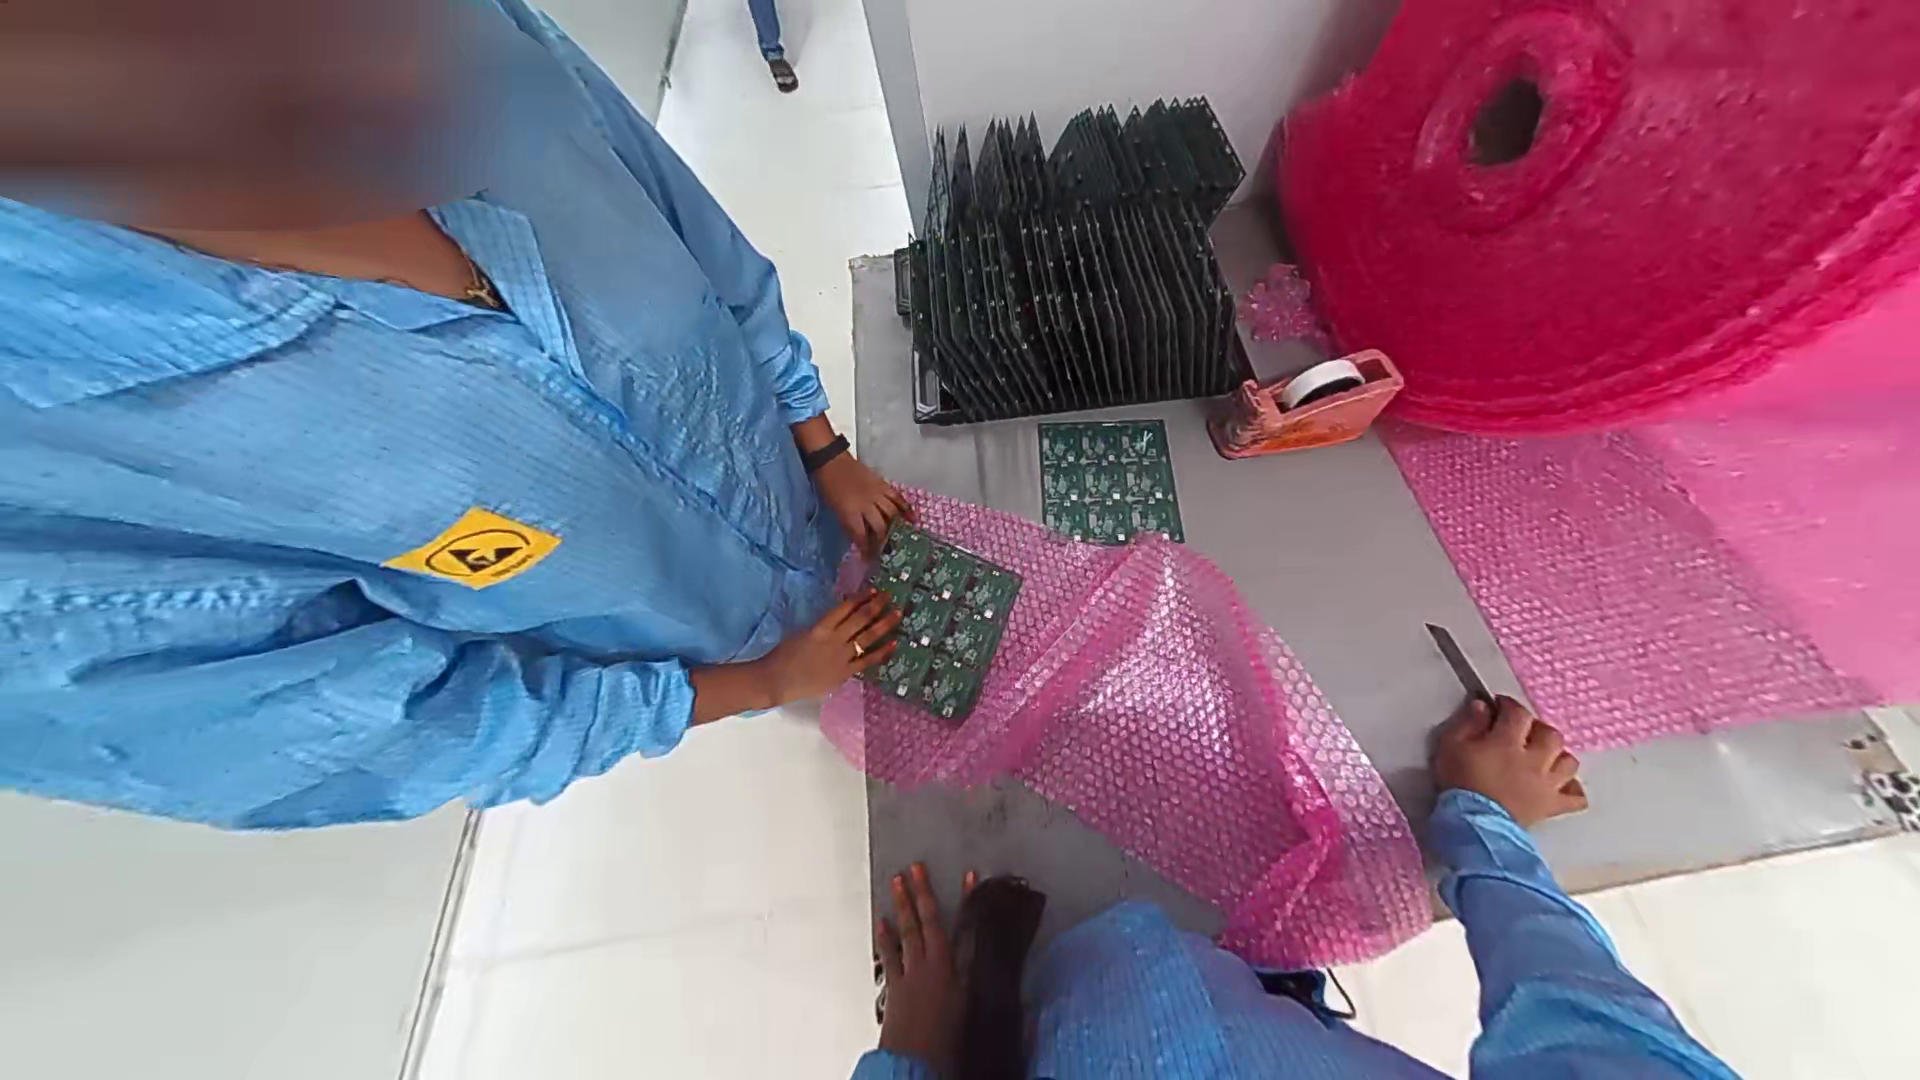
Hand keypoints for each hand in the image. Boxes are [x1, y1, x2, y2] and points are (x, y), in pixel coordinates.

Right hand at [755, 589, 900, 705]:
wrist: (777, 680)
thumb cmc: (785, 654)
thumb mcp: (803, 631)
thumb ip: (823, 625)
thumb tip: (842, 615)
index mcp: (822, 627)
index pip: (846, 607)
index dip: (861, 597)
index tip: (873, 590)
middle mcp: (835, 639)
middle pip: (861, 619)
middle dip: (877, 605)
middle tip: (889, 596)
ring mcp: (841, 657)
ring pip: (868, 637)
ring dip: (884, 624)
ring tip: (897, 614)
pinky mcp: (845, 673)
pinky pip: (867, 661)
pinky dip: (881, 652)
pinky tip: (893, 643)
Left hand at [814, 452, 913, 556]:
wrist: (831, 462)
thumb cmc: (829, 486)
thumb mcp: (834, 509)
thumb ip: (848, 523)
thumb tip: (859, 537)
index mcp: (849, 511)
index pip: (861, 535)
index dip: (866, 548)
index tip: (868, 558)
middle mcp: (866, 504)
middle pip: (880, 526)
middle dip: (883, 540)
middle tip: (885, 550)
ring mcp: (876, 493)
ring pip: (891, 513)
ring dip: (895, 527)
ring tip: (899, 537)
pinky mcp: (883, 485)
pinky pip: (898, 498)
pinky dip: (906, 509)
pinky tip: (912, 518)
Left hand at [876, 862, 976, 1068]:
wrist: (915, 1067)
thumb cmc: (947, 1045)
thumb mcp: (970, 1009)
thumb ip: (978, 980)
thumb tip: (995, 964)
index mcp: (955, 970)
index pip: (964, 924)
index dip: (967, 899)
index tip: (970, 875)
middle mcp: (932, 965)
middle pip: (927, 920)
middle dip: (922, 891)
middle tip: (916, 867)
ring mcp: (910, 973)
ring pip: (907, 931)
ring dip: (901, 904)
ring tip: (896, 882)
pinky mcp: (894, 987)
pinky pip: (889, 955)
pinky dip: (885, 937)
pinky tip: (881, 922)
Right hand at [1432, 696, 1588, 826]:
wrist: (1473, 819)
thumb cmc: (1459, 779)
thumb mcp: (1451, 744)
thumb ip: (1468, 723)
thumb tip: (1483, 707)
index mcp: (1508, 743)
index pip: (1518, 714)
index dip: (1510, 705)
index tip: (1499, 704)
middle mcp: (1536, 760)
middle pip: (1550, 734)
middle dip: (1536, 727)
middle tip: (1521, 728)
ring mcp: (1550, 784)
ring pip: (1569, 761)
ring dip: (1556, 753)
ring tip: (1540, 754)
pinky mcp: (1555, 804)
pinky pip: (1577, 795)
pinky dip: (1572, 786)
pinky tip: (1559, 783)